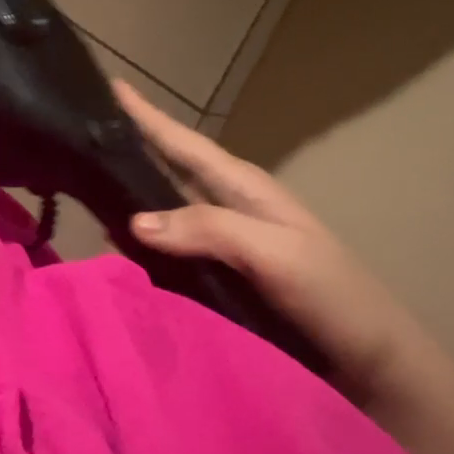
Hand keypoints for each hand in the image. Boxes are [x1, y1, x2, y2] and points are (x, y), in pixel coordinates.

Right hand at [111, 83, 453, 453]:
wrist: (376, 369)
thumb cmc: (335, 298)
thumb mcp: (278, 254)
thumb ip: (210, 229)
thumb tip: (133, 221)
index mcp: (244, 189)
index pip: (184, 143)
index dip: (147, 116)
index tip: (108, 84)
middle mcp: (226, 209)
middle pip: (165, 170)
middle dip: (126, 148)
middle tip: (77, 134)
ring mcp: (220, 246)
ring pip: (159, 211)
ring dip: (122, 198)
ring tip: (78, 185)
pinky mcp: (214, 280)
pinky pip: (162, 252)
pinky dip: (134, 244)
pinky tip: (107, 246)